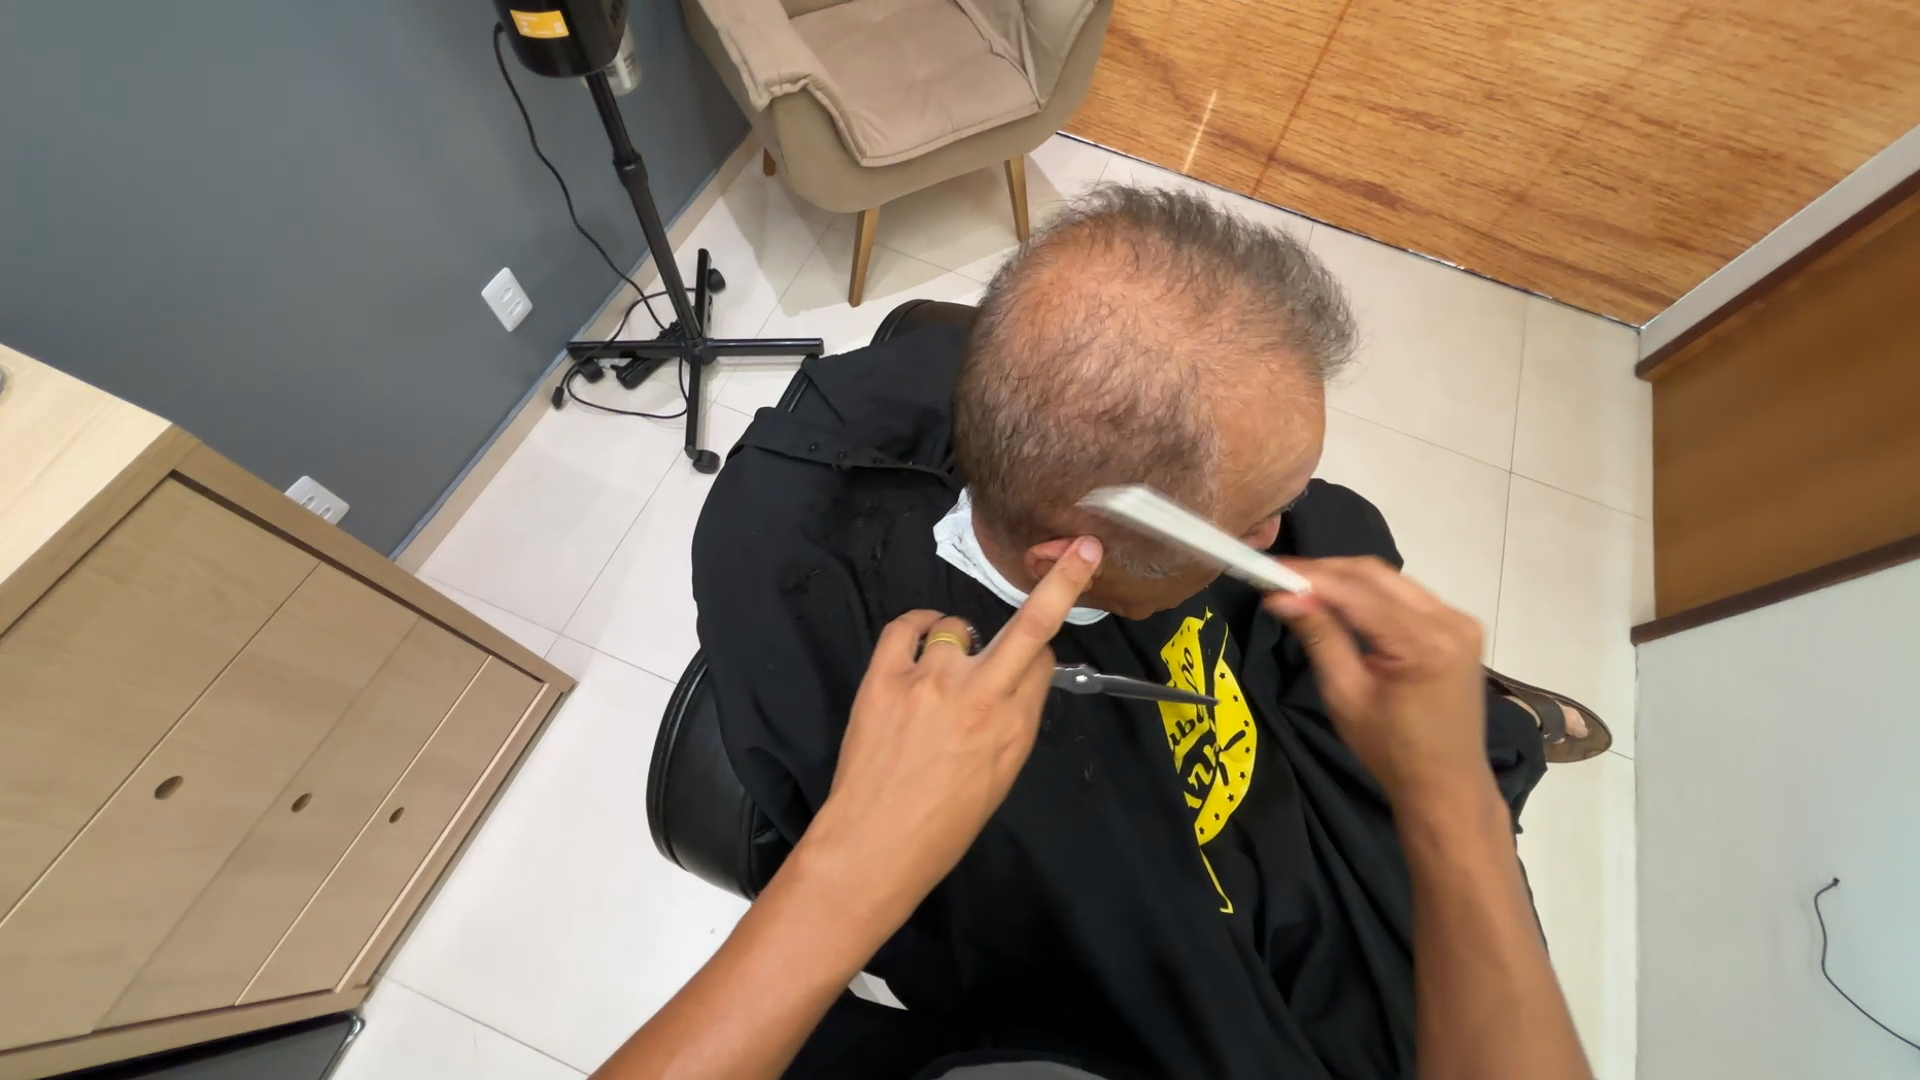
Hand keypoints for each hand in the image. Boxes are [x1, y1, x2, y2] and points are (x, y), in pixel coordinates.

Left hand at [805, 536, 1104, 905]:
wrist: (874, 846)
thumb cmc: (945, 824)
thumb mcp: (1001, 777)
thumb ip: (1015, 720)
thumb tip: (1018, 678)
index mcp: (1016, 727)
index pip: (1042, 659)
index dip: (1035, 653)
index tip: (1029, 650)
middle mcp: (981, 695)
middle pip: (1032, 626)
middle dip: (1063, 582)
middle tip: (1083, 547)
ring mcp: (930, 681)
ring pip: (956, 627)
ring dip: (954, 641)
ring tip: (938, 674)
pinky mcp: (885, 677)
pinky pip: (906, 626)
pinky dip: (915, 627)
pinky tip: (918, 640)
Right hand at [1263, 557, 1488, 806]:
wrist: (1446, 781)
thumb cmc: (1390, 747)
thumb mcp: (1344, 692)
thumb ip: (1318, 636)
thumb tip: (1280, 596)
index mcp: (1423, 642)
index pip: (1356, 591)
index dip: (1310, 577)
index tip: (1270, 573)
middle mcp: (1449, 620)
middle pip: (1374, 573)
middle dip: (1324, 571)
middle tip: (1281, 577)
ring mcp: (1458, 620)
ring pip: (1388, 578)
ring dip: (1343, 578)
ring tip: (1302, 588)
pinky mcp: (1457, 625)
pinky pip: (1403, 593)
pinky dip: (1366, 591)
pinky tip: (1338, 601)